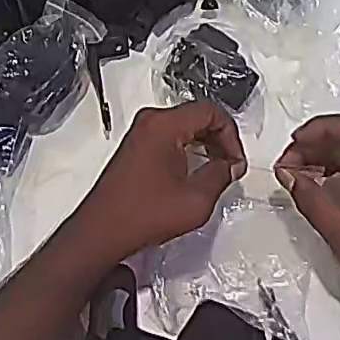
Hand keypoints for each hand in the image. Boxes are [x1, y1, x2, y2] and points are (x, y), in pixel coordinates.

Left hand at [60, 101, 247, 268]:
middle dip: (219, 139)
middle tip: (230, 165)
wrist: (104, 229)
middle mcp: (149, 122)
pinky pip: (169, 136)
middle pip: (196, 116)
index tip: (236, 158)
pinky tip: (194, 173)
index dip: (231, 134)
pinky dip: (187, 149)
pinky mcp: (136, 146)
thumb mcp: (196, 199)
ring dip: (205, 145)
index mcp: (163, 126)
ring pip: (184, 126)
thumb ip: (220, 175)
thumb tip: (230, 166)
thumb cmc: (139, 214)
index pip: (210, 111)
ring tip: (216, 172)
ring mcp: (140, 133)